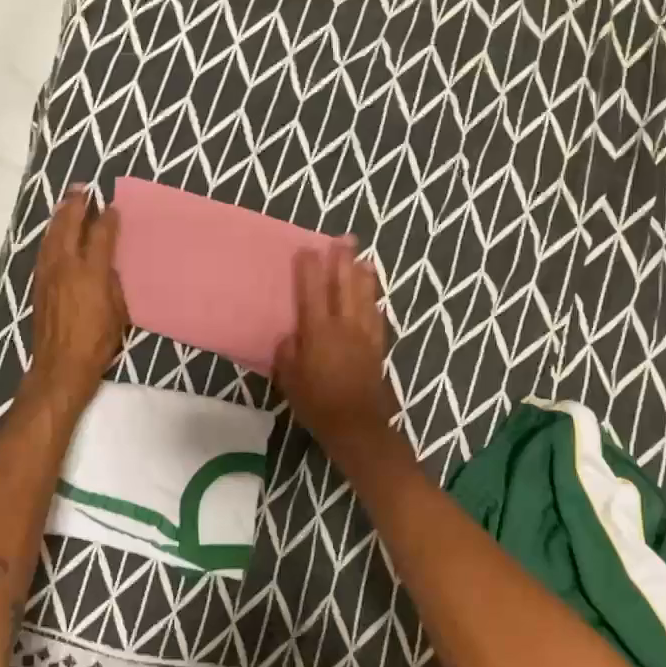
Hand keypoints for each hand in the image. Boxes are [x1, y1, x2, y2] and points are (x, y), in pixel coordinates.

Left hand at [27, 187, 129, 406]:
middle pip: (70, 225)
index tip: (112, 207)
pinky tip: (55, 232)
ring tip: (67, 202)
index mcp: (92, 272)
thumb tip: (107, 267)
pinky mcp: (38, 284)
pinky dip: (51, 234)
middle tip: (83, 189)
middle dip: (77, 204)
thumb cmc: (97, 343)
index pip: (101, 234)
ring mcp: (49, 273)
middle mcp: (67, 266)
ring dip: (60, 215)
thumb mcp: (118, 312)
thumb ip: (113, 283)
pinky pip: (45, 249)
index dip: (108, 218)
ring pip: (52, 234)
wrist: (60, 365)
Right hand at [273, 242, 405, 467]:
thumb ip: (288, 353)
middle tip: (343, 240)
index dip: (309, 269)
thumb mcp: (289, 379)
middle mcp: (344, 326)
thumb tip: (291, 336)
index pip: (311, 292)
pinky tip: (374, 297)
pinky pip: (377, 317)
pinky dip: (374, 301)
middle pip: (344, 286)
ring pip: (365, 297)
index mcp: (318, 331)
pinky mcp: (377, 348)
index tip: (306, 248)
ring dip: (363, 276)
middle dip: (342, 261)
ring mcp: (364, 336)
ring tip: (363, 259)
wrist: (357, 426)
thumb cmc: (317, 403)